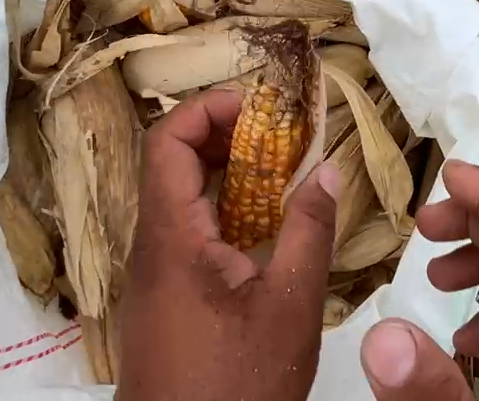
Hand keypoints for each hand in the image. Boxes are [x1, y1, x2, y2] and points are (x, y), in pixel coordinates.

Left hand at [116, 89, 340, 400]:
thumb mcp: (289, 306)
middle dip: (227, 135)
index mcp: (170, 241)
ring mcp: (155, 276)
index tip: (257, 105)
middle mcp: (152, 250)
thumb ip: (309, 229)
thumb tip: (326, 167)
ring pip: (182, 197)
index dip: (205, 109)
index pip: (165, 143)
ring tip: (283, 168)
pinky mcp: (166, 299)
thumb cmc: (237, 385)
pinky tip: (269, 222)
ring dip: (230, 171)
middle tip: (282, 133)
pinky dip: (227, 208)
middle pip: (172, 163)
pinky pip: (189, 230)